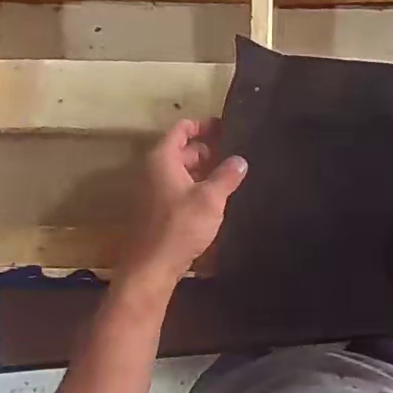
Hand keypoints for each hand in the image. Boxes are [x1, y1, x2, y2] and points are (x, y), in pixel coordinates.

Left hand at [122, 119, 247, 283]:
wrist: (152, 267)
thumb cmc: (180, 227)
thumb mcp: (210, 199)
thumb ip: (226, 176)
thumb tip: (240, 160)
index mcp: (162, 159)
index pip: (182, 128)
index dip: (204, 125)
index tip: (226, 127)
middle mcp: (153, 169)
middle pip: (182, 149)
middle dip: (208, 149)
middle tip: (234, 154)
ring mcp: (152, 190)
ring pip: (181, 170)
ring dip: (203, 170)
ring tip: (230, 175)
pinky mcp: (156, 209)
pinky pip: (177, 187)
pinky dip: (195, 186)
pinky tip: (215, 198)